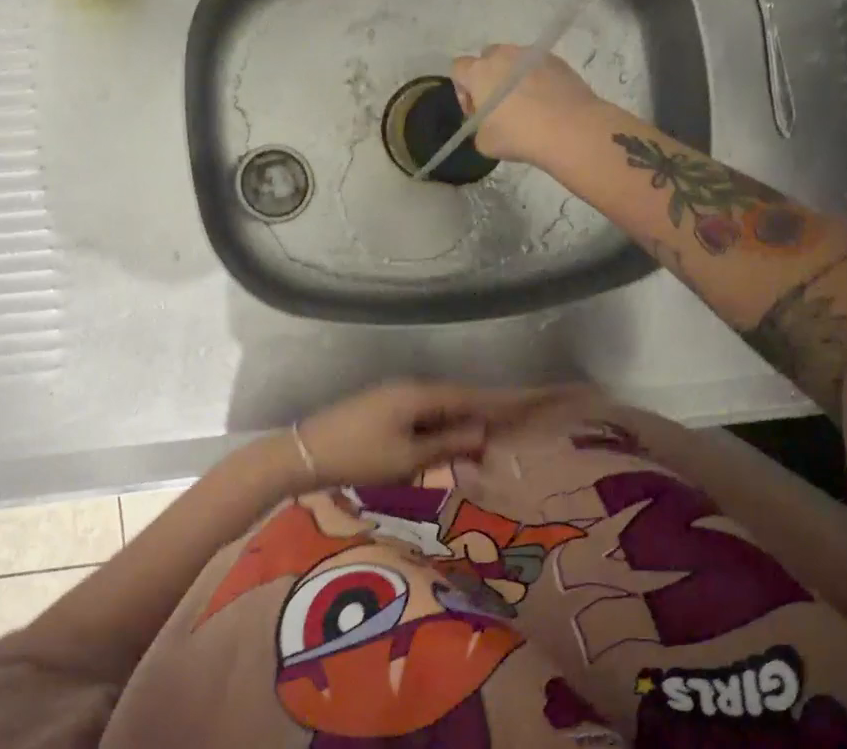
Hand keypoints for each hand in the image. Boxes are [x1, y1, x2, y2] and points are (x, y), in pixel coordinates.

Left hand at [295, 379, 565, 486]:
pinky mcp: (386, 410)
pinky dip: (450, 426)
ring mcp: (397, 397)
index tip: (544, 398)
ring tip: (505, 433)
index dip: (512, 401)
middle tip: (534, 415)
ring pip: (446, 408)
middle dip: (497, 409)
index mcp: (421, 395)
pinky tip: (461, 439)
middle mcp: (412, 388)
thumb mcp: (406, 458)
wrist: (302, 454)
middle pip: (464, 399)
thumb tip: (486, 434)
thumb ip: (448, 444)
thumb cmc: (356, 456)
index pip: (477, 397)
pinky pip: (429, 414)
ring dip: (472, 419)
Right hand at [450, 44, 605, 165]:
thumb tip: (488, 123)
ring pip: (514, 60)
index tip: (476, 111)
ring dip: (513, 77)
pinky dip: (538, 80)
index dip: (463, 90)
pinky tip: (547, 102)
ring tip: (527, 103)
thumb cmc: (519, 136)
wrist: (570, 129)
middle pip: (487, 58)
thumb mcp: (484, 142)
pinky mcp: (557, 60)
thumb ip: (479, 127)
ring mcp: (532, 55)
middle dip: (488, 78)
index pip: (458, 69)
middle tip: (499, 105)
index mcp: (479, 72)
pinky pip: (539, 66)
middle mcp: (503, 55)